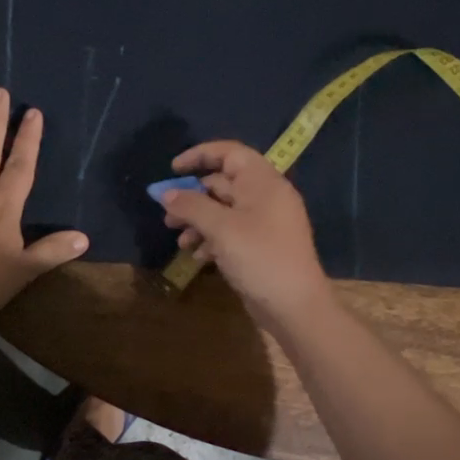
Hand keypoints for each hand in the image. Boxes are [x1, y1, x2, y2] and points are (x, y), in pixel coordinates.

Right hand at [160, 140, 329, 314]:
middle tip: (168, 215)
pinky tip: (197, 256)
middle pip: (222, 183)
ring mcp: (263, 222)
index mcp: (263, 182)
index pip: (230, 153)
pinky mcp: (259, 245)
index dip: (200, 155)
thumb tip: (165, 193)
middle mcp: (265, 197)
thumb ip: (191, 206)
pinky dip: (211, 238)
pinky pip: (230, 231)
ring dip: (197, 221)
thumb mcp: (221, 228)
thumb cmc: (259, 257)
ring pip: (222, 210)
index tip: (172, 169)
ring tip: (180, 240)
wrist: (294, 306)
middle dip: (192, 197)